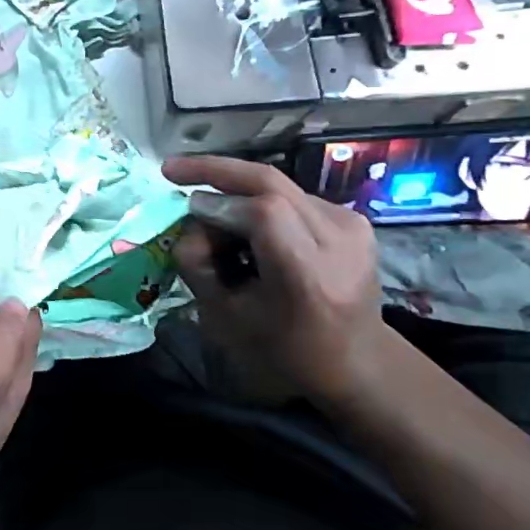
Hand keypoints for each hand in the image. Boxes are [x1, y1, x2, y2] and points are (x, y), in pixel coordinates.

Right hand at [165, 156, 384, 405]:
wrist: (356, 360)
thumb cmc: (285, 349)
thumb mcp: (226, 317)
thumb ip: (198, 263)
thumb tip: (191, 216)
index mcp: (309, 275)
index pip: (264, 212)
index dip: (220, 202)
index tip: (186, 207)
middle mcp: (338, 240)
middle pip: (271, 182)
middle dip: (217, 169)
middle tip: (173, 169)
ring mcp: (351, 224)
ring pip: (277, 186)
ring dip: (236, 192)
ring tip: (211, 217)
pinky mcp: (353, 218)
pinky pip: (292, 196)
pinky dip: (260, 202)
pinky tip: (246, 224)